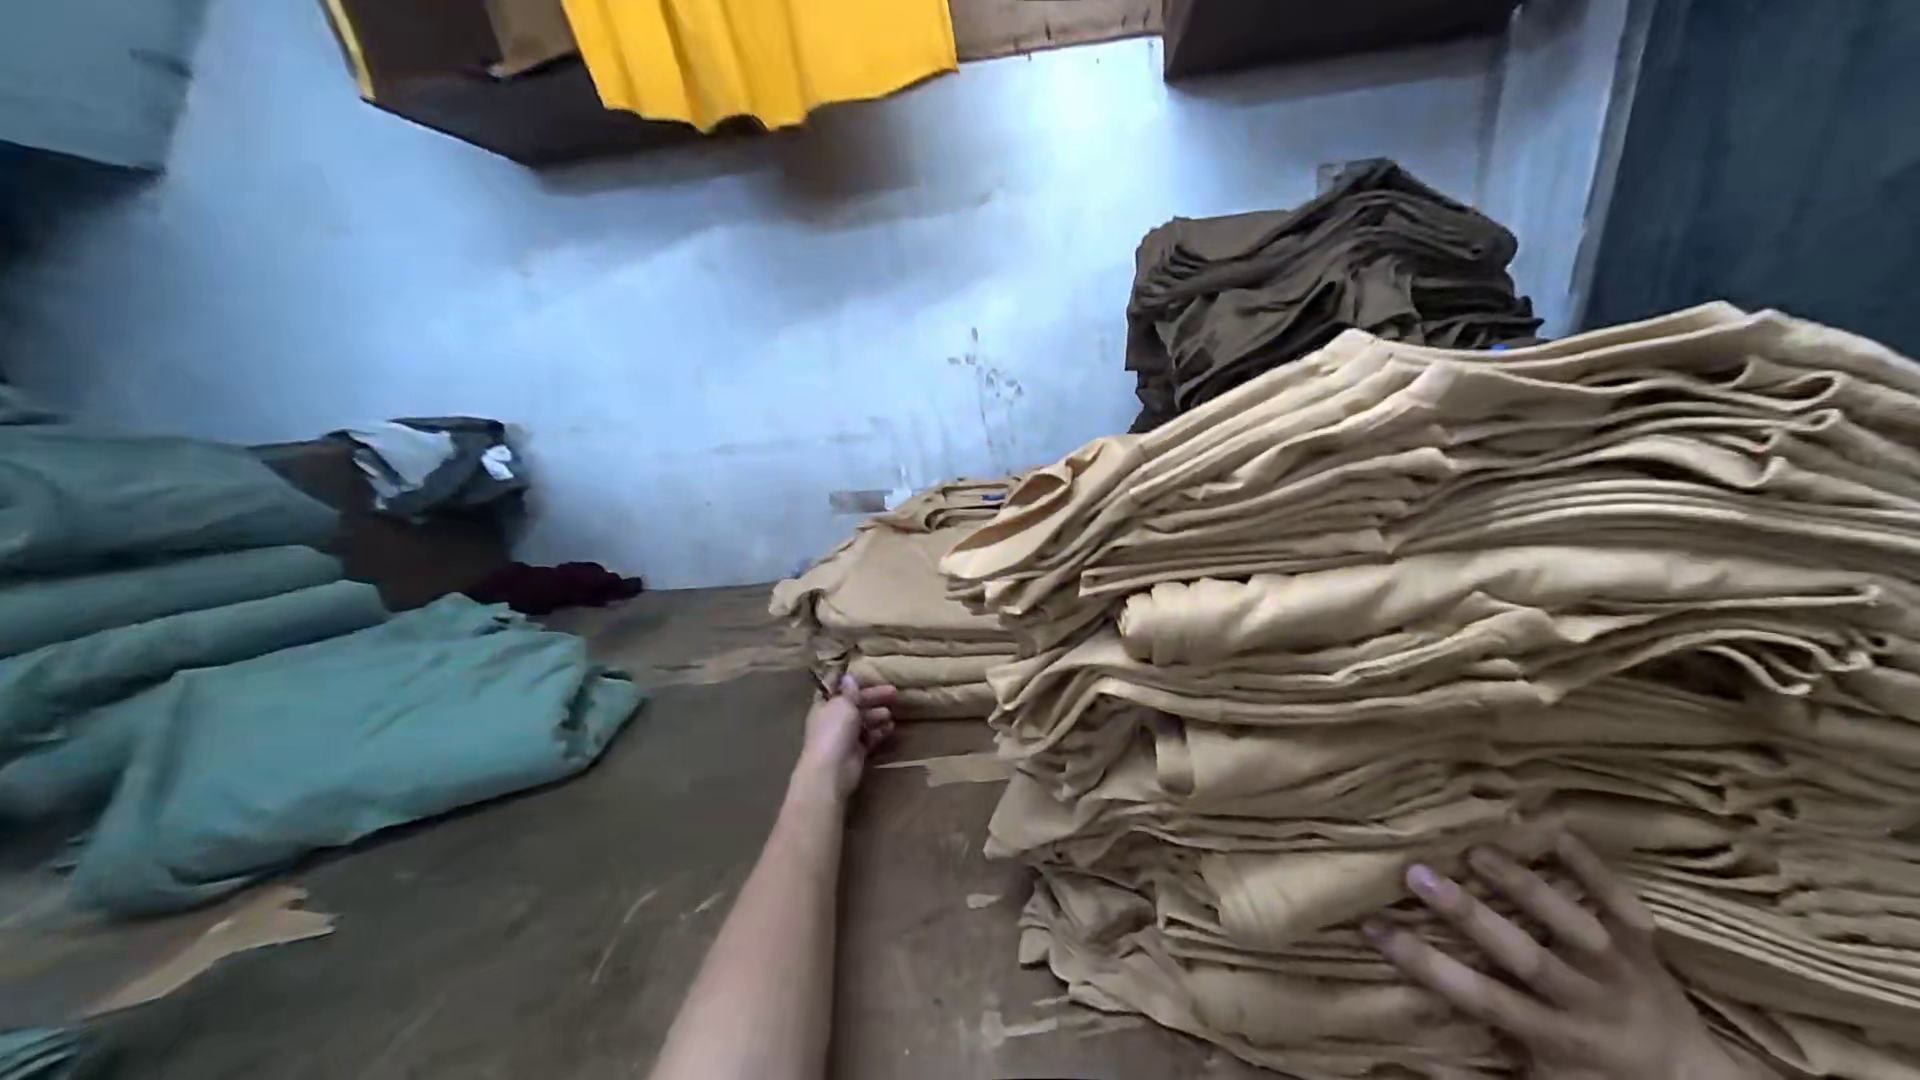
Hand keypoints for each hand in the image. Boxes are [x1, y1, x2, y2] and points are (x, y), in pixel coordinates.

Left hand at [792, 675, 896, 804]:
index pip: (833, 686)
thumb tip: (849, 676)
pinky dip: (880, 732)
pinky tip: (891, 727)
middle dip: (872, 696)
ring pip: (863, 720)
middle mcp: (833, 718)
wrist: (831, 771)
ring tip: (890, 713)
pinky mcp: (856, 751)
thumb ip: (849, 691)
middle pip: (854, 702)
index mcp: (824, 704)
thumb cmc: (834, 730)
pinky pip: (870, 737)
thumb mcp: (843, 704)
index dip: (846, 678)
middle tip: (893, 691)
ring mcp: (844, 736)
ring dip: (877, 714)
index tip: (862, 670)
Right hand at [1364, 831, 1761, 1079]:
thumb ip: (1478, 1075)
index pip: (1480, 998)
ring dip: (1525, 887)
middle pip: (1526, 957)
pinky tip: (1550, 830)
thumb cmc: (1595, 1077)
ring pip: (1575, 925)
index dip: (1426, 964)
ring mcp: (1621, 967)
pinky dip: (1591, 865)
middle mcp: (1588, 1001)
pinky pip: (1621, 899)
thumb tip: (1406, 1057)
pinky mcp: (1643, 941)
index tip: (1372, 927)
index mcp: (1555, 1036)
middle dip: (1469, 914)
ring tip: (1474, 850)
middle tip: (1415, 873)